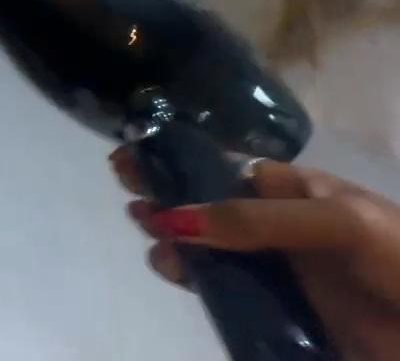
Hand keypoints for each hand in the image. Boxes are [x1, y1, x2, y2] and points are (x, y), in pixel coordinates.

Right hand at [111, 147, 399, 360]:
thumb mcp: (341, 222)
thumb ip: (253, 217)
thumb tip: (169, 218)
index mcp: (296, 191)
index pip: (219, 163)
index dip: (170, 158)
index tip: (126, 160)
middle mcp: (277, 223)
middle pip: (200, 200)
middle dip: (159, 195)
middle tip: (133, 198)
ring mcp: (276, 268)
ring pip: (201, 243)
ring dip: (167, 236)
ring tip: (154, 239)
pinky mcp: (275, 310)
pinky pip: (218, 287)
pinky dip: (188, 277)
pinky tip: (174, 271)